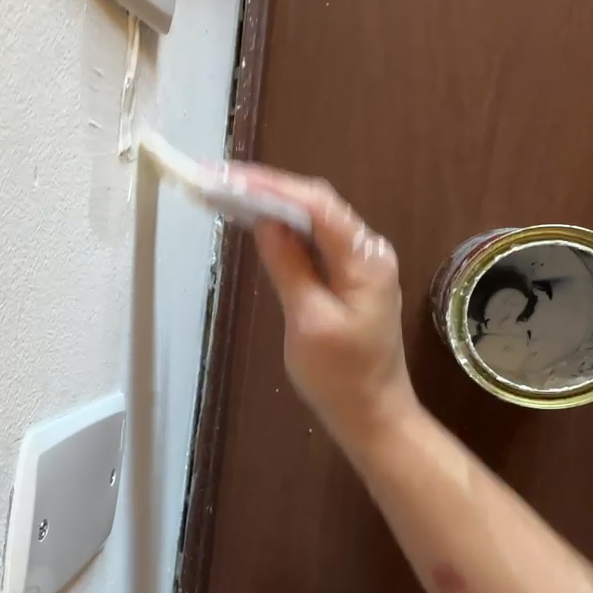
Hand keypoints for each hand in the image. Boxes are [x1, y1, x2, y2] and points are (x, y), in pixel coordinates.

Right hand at [234, 163, 419, 451]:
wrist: (372, 414)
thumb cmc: (339, 375)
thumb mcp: (308, 321)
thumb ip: (289, 266)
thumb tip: (266, 222)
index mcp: (364, 259)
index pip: (316, 205)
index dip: (271, 186)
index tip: (229, 178)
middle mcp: (367, 250)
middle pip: (316, 204)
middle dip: (268, 188)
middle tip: (220, 181)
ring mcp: (359, 262)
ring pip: (314, 219)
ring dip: (273, 204)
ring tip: (230, 194)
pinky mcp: (348, 276)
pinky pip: (314, 239)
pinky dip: (284, 228)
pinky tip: (258, 223)